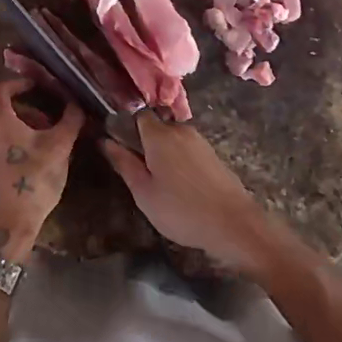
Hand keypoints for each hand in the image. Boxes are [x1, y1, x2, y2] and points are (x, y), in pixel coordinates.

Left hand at [0, 77, 84, 262]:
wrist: (12, 221)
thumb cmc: (34, 178)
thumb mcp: (59, 146)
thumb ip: (69, 120)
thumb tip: (77, 104)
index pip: (0, 89)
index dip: (18, 83)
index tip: (36, 86)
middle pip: (0, 107)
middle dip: (25, 108)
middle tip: (48, 117)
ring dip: (20, 124)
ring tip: (45, 136)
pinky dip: (11, 137)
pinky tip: (33, 152)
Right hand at [101, 112, 283, 273]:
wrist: (235, 226)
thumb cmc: (181, 209)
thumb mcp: (143, 192)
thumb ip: (123, 163)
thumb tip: (106, 141)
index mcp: (159, 134)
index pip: (138, 115)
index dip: (128, 127)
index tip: (121, 146)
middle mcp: (180, 130)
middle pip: (157, 127)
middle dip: (146, 143)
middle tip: (139, 171)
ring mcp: (201, 142)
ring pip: (173, 140)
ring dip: (164, 154)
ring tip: (161, 182)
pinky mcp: (215, 156)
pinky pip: (189, 150)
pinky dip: (181, 162)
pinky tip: (182, 186)